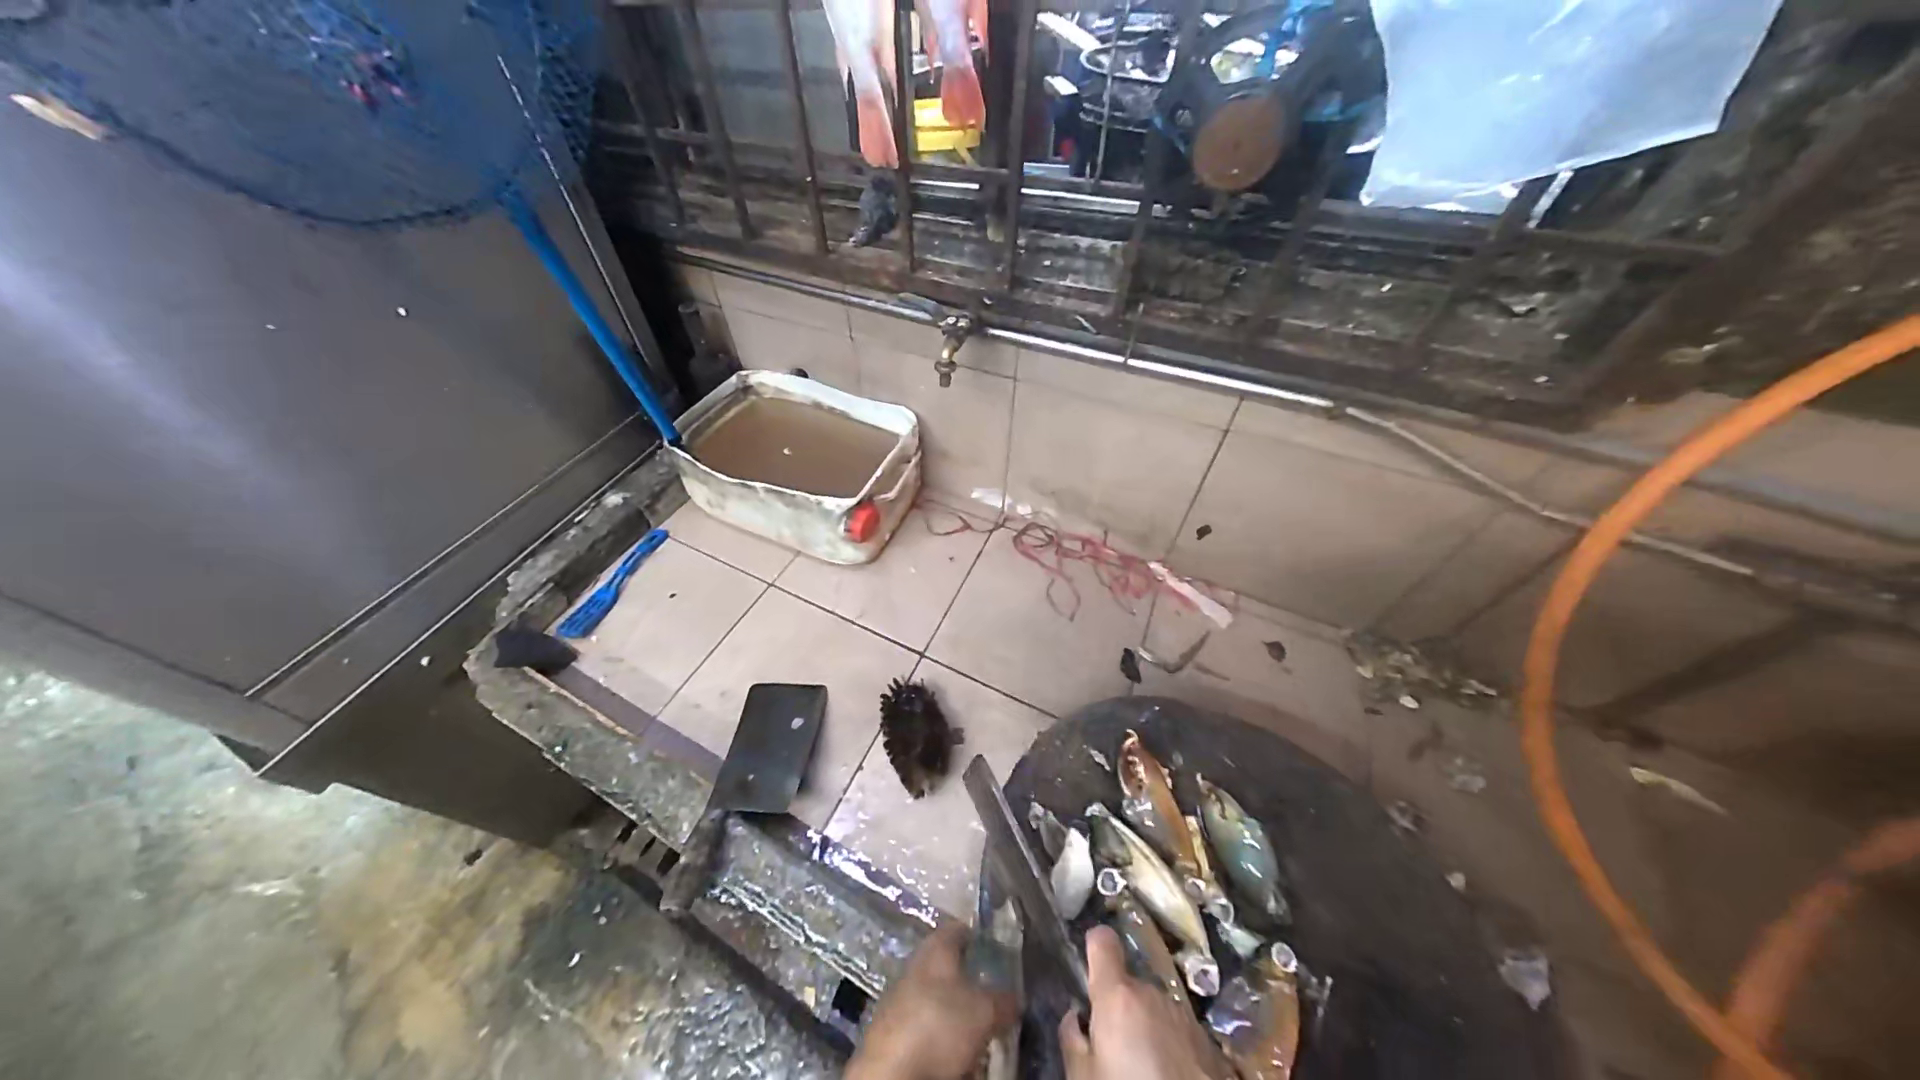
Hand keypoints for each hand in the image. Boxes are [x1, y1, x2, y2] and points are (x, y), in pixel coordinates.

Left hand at [846, 925, 1018, 1079]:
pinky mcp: (892, 1032)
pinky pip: (927, 1027)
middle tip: (995, 994)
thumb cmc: (939, 1025)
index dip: (978, 934)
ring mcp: (900, 999)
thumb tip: (1015, 998)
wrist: (890, 1073)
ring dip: (957, 1012)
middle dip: (971, 980)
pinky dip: (943, 1035)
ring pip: (938, 999)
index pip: (958, 928)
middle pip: (948, 966)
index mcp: (935, 949)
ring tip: (980, 1029)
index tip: (996, 945)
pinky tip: (957, 1052)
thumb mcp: (985, 1011)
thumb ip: (1004, 1000)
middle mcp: (915, 966)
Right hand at [1059, 926, 1231, 1079]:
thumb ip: (1072, 1040)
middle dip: (1120, 1011)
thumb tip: (1074, 1017)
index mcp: (1118, 997)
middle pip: (1128, 987)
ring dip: (1147, 1029)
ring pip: (1155, 1011)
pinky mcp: (1210, 1045)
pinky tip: (1170, 1078)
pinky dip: (1172, 1049)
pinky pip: (1179, 1034)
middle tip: (1114, 1050)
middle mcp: (1153, 995)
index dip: (1094, 948)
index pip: (1103, 941)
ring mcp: (1185, 1018)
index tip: (1090, 970)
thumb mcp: (1083, 1079)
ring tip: (1144, 1071)